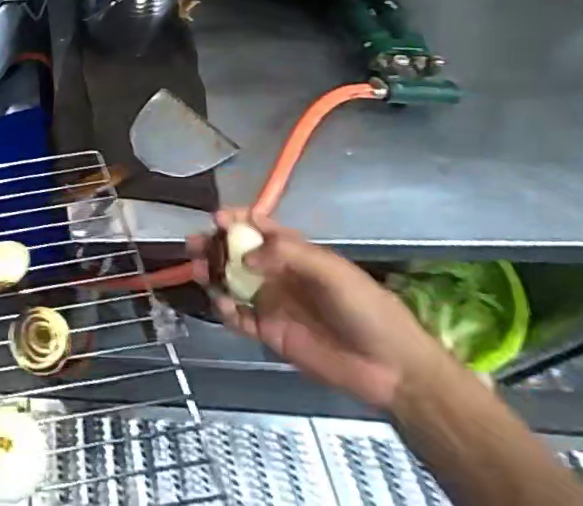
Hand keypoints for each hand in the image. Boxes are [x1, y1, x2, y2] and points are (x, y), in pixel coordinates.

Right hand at [186, 208, 453, 407]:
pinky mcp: (269, 332)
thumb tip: (245, 254)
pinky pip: (238, 317)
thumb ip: (286, 255)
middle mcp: (278, 272)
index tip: (217, 217)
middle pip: (238, 252)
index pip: (259, 226)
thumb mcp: (330, 270)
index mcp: (295, 251)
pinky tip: (221, 304)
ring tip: (198, 270)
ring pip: (231, 282)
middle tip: (194, 242)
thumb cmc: (364, 306)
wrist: (388, 365)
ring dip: (213, 274)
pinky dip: (224, 309)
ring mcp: (272, 302)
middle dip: (215, 244)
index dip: (238, 218)